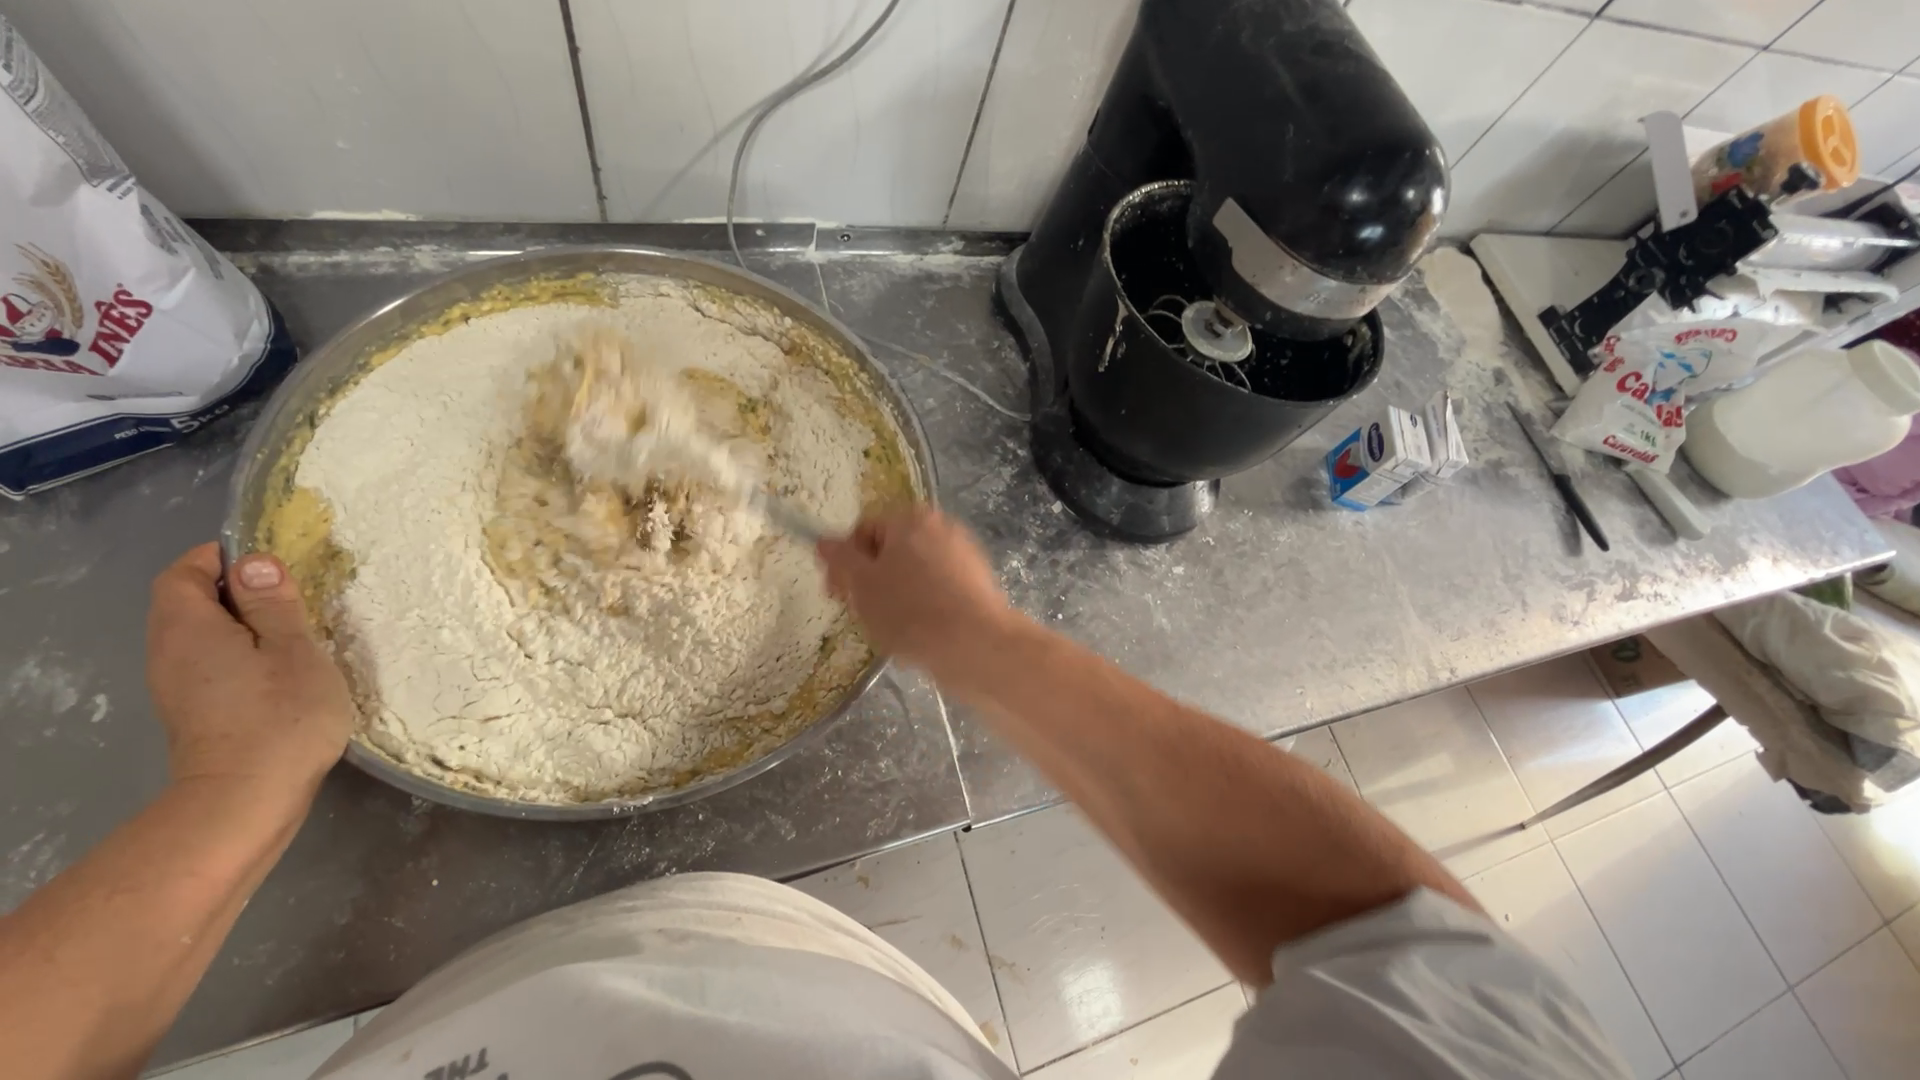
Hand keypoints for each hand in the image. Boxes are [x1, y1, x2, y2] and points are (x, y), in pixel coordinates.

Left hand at [145, 544, 353, 801]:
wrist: (247, 798)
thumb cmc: (280, 715)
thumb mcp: (293, 649)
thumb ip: (273, 604)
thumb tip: (255, 563)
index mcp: (188, 628)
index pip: (184, 574)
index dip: (220, 558)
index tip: (271, 562)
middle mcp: (169, 652)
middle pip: (187, 603)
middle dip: (234, 590)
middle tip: (292, 595)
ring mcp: (177, 686)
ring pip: (200, 635)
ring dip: (241, 624)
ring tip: (293, 632)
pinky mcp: (194, 711)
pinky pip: (209, 662)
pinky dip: (240, 652)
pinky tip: (279, 669)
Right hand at [816, 507, 1014, 678]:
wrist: (975, 645)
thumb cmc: (910, 611)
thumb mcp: (862, 585)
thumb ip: (840, 559)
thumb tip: (824, 541)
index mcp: (911, 518)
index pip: (864, 530)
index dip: (844, 561)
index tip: (837, 594)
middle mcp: (942, 527)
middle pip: (891, 550)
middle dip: (870, 580)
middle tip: (859, 613)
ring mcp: (964, 556)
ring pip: (914, 573)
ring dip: (895, 596)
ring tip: (890, 629)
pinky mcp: (978, 585)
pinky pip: (937, 590)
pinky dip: (922, 607)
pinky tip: (919, 634)